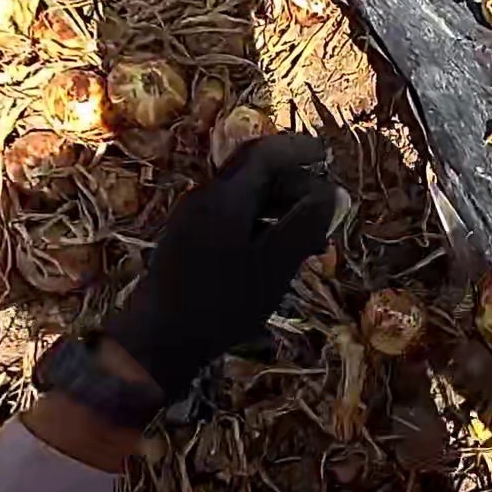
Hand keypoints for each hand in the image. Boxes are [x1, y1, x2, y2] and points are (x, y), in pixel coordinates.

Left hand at [107, 133, 342, 394]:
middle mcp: (207, 199)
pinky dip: (264, 227)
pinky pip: (235, 221)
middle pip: (256, 175)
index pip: (265, 154)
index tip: (325, 155)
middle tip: (325, 209)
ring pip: (247, 201)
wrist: (158, 342)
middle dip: (295, 185)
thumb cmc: (221, 300)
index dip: (298, 149)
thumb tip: (333, 192)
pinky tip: (279, 255)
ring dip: (282, 210)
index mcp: (226, 196)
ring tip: (311, 240)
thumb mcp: (274, 263)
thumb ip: (305, 223)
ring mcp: (195, 222)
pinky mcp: (191, 244)